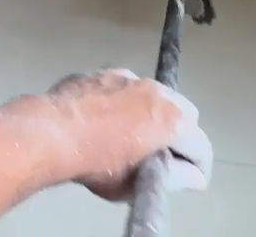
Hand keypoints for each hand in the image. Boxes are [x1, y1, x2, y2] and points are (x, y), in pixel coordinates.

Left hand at [37, 69, 212, 200]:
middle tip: (164, 153)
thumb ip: (174, 177)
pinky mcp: (104, 71)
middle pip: (184, 111)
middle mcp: (155, 91)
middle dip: (181, 133)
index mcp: (170, 120)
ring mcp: (128, 76)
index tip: (190, 178)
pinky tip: (109, 116)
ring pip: (156, 94)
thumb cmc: (98, 162)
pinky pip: (127, 86)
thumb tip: (194, 175)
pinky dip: (127, 100)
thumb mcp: (139, 183)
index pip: (201, 145)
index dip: (199, 166)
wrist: (54, 129)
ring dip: (154, 112)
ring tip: (136, 134)